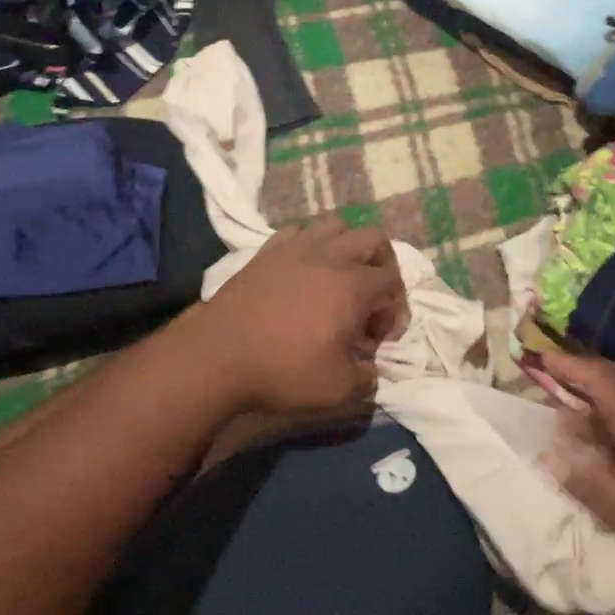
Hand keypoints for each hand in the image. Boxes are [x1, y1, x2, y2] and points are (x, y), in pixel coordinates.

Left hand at [195, 219, 406, 412]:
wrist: (219, 355)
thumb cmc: (283, 370)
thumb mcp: (338, 390)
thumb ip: (368, 377)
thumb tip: (370, 367)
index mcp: (354, 286)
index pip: (393, 281)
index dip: (395, 309)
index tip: (377, 337)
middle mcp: (330, 256)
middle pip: (373, 238)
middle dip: (383, 264)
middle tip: (371, 297)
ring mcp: (297, 247)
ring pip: (336, 225)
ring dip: (347, 246)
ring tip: (338, 276)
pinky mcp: (267, 250)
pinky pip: (298, 231)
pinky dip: (309, 245)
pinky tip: (302, 270)